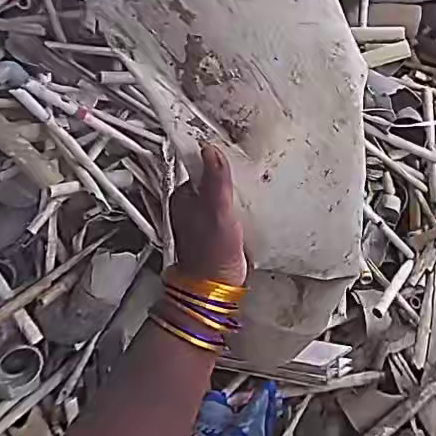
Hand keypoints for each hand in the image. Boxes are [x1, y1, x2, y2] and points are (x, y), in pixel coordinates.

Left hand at [169, 142, 245, 286]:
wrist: (214, 287)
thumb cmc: (210, 254)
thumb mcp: (217, 211)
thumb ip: (215, 181)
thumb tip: (210, 150)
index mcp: (183, 196)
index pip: (197, 164)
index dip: (215, 154)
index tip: (232, 148)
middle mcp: (189, 204)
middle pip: (209, 177)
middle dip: (227, 170)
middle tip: (246, 164)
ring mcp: (202, 216)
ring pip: (219, 192)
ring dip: (235, 188)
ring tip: (252, 181)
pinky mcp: (216, 228)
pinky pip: (228, 207)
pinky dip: (238, 204)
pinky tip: (249, 204)